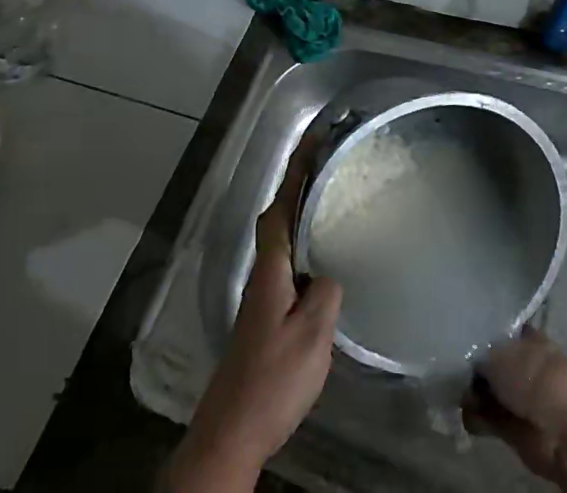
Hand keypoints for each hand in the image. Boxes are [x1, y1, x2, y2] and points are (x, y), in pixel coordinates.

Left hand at [163, 141, 342, 491]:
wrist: (234, 426)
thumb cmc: (273, 378)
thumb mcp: (311, 336)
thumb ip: (325, 295)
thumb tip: (328, 273)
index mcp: (271, 270)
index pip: (282, 207)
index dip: (295, 171)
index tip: (312, 140)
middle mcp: (263, 273)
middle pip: (280, 216)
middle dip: (300, 183)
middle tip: (329, 160)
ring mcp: (262, 294)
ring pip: (284, 239)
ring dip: (303, 211)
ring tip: (332, 195)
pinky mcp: (267, 313)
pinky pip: (289, 264)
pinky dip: (305, 246)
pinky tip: (325, 258)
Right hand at [464, 329, 566, 492]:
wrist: (566, 434)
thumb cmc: (538, 381)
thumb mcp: (502, 354)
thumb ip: (478, 355)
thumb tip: (467, 361)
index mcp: (530, 340)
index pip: (501, 329)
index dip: (481, 330)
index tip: (458, 329)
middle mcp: (524, 367)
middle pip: (489, 362)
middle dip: (470, 365)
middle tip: (450, 364)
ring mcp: (519, 398)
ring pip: (485, 389)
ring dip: (468, 391)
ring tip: (455, 389)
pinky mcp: (512, 427)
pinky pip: (484, 416)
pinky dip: (473, 416)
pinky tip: (463, 410)